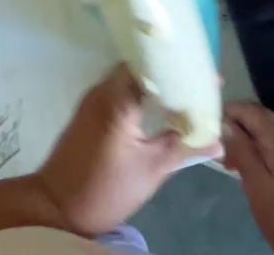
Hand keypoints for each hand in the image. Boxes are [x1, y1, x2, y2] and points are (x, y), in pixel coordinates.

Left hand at [33, 65, 219, 234]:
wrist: (57, 206)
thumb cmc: (106, 187)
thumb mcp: (151, 170)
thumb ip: (184, 149)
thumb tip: (217, 140)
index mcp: (118, 98)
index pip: (154, 67)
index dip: (183, 70)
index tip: (209, 77)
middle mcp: (103, 88)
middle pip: (142, 67)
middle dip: (171, 73)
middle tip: (199, 83)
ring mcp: (93, 97)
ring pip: (130, 77)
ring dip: (156, 82)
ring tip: (185, 93)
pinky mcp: (88, 109)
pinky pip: (119, 88)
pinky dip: (141, 91)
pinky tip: (159, 106)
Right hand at [222, 102, 273, 254]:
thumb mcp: (257, 187)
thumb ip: (241, 151)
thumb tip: (225, 124)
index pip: (252, 110)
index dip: (229, 112)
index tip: (211, 125)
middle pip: (266, 119)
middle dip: (241, 127)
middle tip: (222, 149)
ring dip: (254, 141)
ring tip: (236, 164)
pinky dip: (269, 151)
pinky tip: (261, 172)